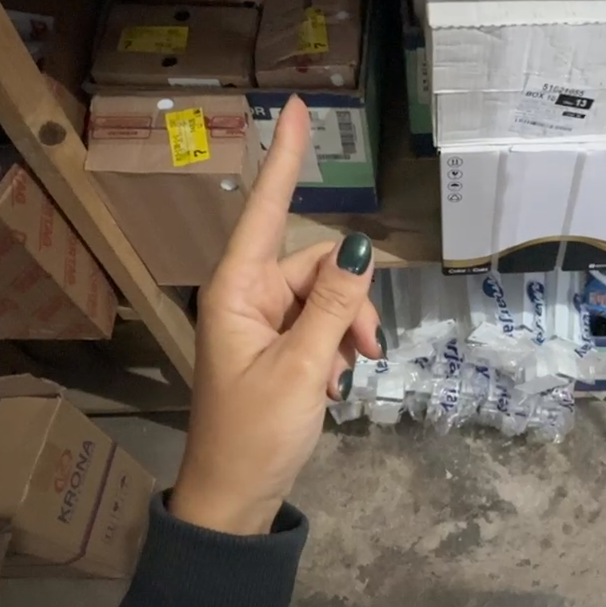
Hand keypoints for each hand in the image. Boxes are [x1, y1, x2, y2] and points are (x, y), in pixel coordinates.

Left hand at [168, 96, 382, 534]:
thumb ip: (334, 306)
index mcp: (237, 292)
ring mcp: (264, 323)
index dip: (285, 159)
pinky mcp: (279, 347)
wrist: (236, 497)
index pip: (267, 212)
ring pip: (327, 299)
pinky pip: (322, 326)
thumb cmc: (256, 434)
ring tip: (345, 380)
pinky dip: (337, 350)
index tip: (297, 109)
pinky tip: (334, 387)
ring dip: (347, 332)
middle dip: (350, 304)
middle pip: (317, 267)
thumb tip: (359, 247)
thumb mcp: (302, 369)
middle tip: (368, 352)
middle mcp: (249, 297)